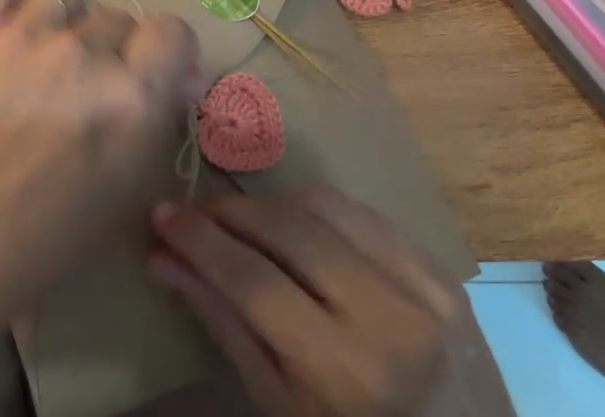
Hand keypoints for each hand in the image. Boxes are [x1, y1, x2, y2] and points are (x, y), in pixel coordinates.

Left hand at [0, 0, 199, 393]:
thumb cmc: (45, 234)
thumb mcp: (124, 188)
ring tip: (45, 53)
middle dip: (110, 46)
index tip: (149, 69)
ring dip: (64, 19)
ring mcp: (23, 37)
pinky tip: (8, 32)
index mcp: (133, 98)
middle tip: (85, 82)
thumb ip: (152, 120)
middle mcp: (83, 54)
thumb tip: (175, 78)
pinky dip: (12, 1)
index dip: (164, 51)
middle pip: (116, 17)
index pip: (171, 31)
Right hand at [149, 186, 460, 416]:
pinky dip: (316, 210)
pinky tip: (299, 230)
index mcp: (342, 370)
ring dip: (269, 207)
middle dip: (226, 213)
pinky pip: (362, 212)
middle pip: (285, 231)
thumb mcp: (275, 398)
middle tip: (193, 216)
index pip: (252, 281)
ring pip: (322, 206)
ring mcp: (424, 291)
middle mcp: (389, 321)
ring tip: (246, 226)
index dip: (198, 241)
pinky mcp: (443, 272)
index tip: (161, 214)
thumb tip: (162, 258)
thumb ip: (220, 320)